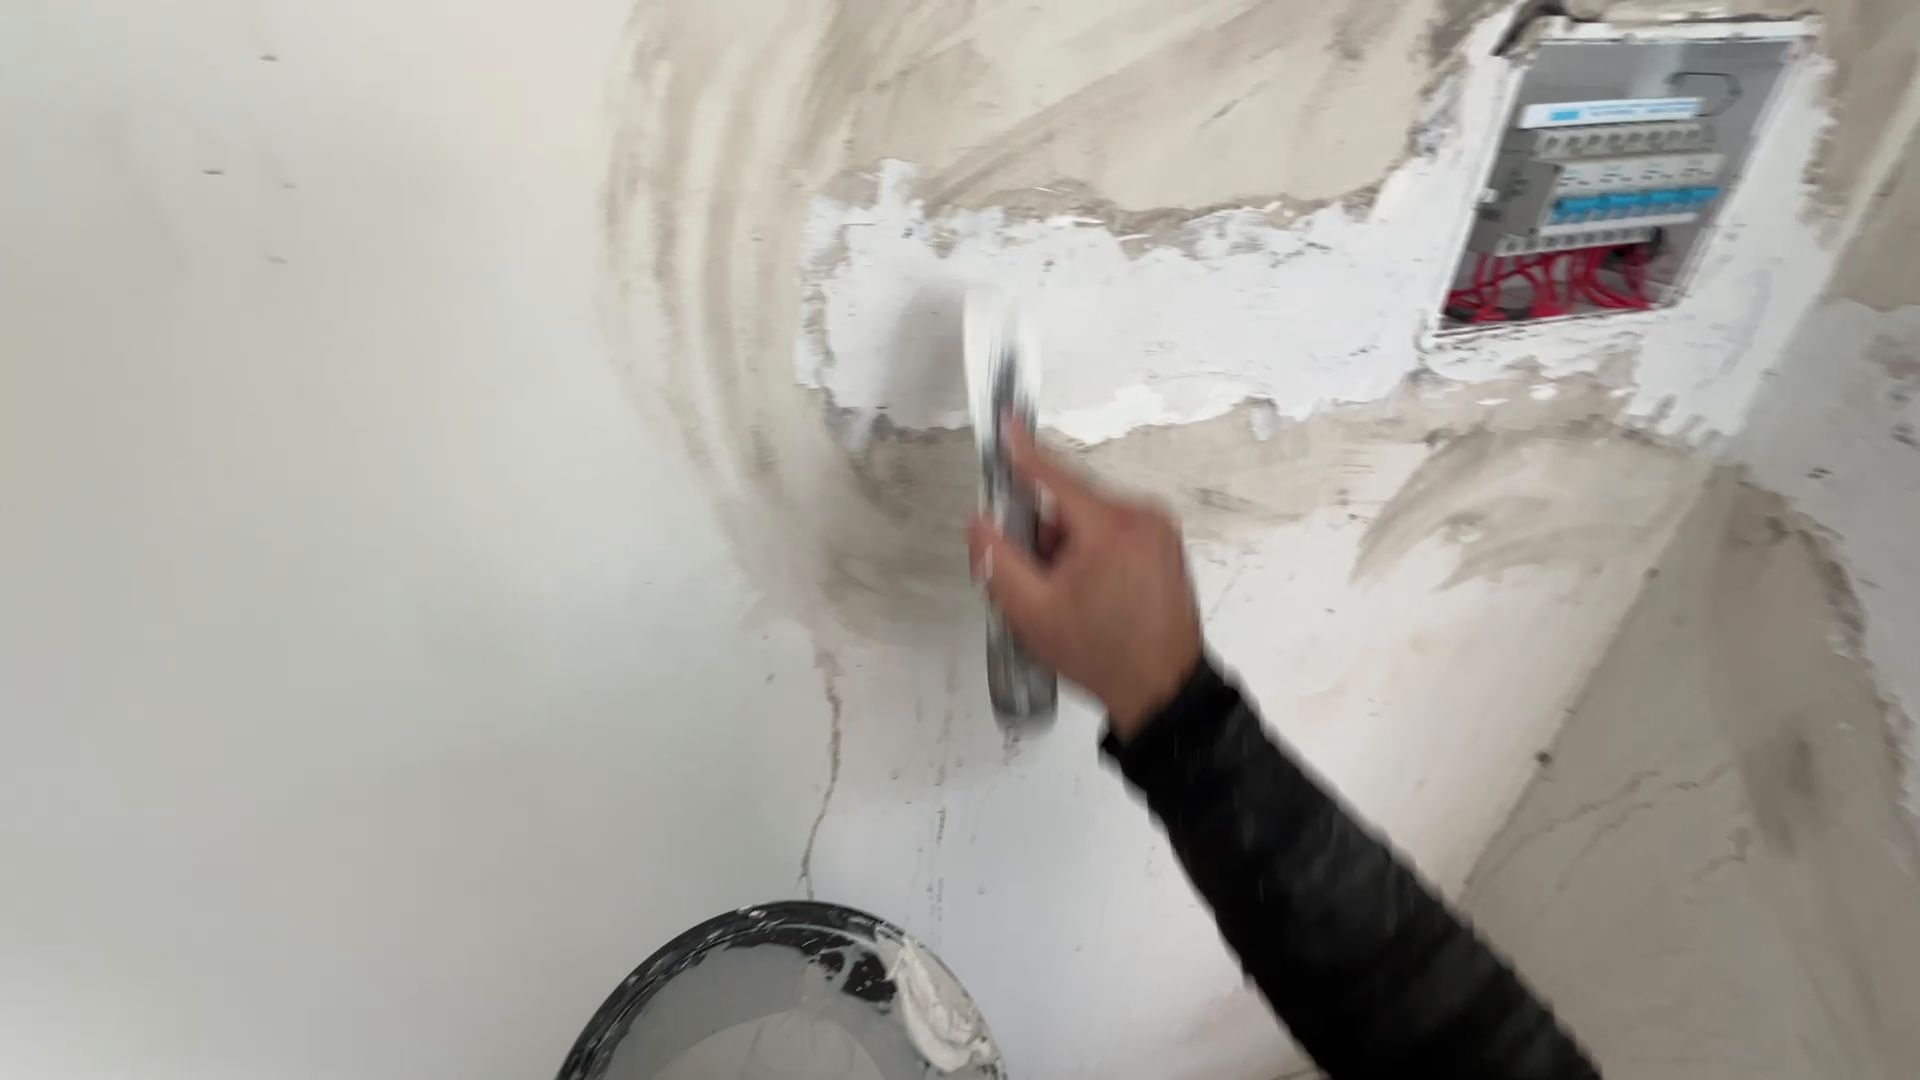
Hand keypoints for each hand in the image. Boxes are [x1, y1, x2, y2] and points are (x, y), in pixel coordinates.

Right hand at [968, 425, 1202, 741]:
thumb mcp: (1032, 612)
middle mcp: (1142, 518)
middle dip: (1046, 534)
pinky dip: (1093, 550)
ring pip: (1091, 519)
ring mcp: (1159, 530)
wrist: (1161, 688)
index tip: (1007, 421)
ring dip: (1069, 545)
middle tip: (1040, 578)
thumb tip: (979, 523)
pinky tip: (1092, 590)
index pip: (1055, 477)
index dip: (1023, 451)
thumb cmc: (1100, 653)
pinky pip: (1115, 531)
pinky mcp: (1165, 544)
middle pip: (1071, 504)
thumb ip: (997, 560)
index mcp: (1110, 528)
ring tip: (1071, 593)